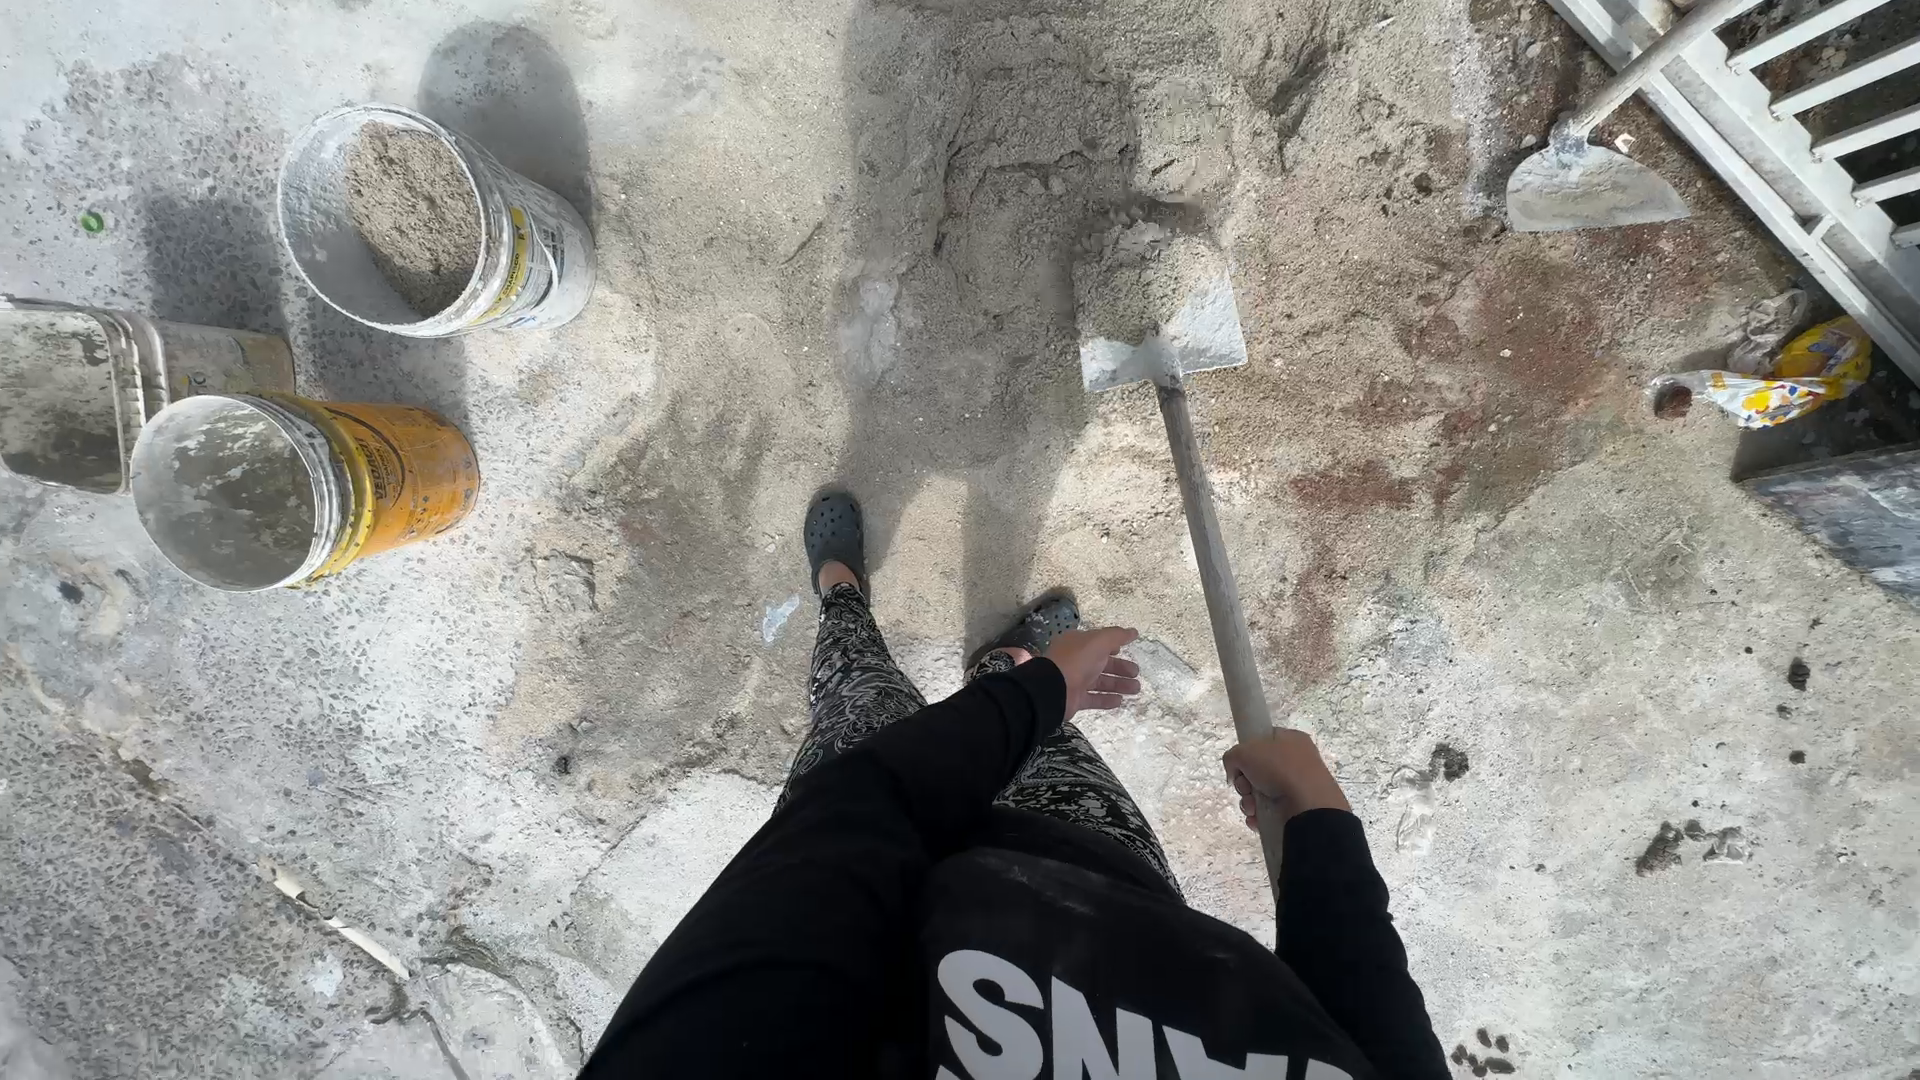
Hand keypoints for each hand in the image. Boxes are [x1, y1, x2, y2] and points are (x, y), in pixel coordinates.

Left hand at [1040, 628, 1140, 718]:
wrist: (1054, 689)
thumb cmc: (1076, 660)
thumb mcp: (1098, 641)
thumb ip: (1117, 636)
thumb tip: (1133, 632)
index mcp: (1077, 644)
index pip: (1097, 643)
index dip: (1112, 646)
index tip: (1126, 650)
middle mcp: (1075, 661)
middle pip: (1101, 663)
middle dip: (1120, 667)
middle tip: (1136, 672)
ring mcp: (1074, 681)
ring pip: (1100, 682)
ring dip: (1118, 684)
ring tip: (1136, 688)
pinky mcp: (1075, 699)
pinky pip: (1094, 699)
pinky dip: (1107, 699)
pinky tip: (1120, 701)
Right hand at [1221, 729, 1349, 828]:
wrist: (1309, 807)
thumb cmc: (1278, 769)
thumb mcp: (1243, 752)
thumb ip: (1231, 757)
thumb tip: (1235, 774)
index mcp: (1292, 739)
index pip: (1263, 740)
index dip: (1247, 751)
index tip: (1241, 762)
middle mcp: (1298, 761)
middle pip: (1259, 769)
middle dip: (1244, 782)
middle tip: (1244, 787)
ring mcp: (1300, 787)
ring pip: (1262, 791)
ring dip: (1249, 801)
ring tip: (1251, 807)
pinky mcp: (1300, 809)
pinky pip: (1272, 810)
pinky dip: (1260, 815)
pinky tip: (1256, 818)